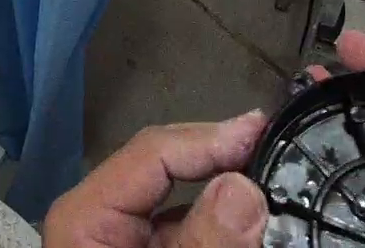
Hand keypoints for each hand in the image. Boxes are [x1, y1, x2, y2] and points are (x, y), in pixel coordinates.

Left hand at [44, 112, 271, 247]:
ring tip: (273, 168)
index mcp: (87, 213)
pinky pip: (183, 228)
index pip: (153, 150)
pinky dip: (219, 222)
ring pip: (182, 199)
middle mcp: (101, 215)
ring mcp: (120, 238)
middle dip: (221, 155)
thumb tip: (244, 190)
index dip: (209, 136)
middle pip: (168, 166)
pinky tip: (253, 216)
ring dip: (227, 186)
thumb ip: (200, 243)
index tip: (261, 128)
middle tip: (277, 142)